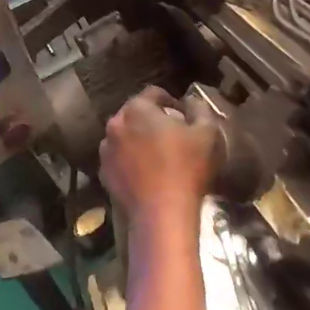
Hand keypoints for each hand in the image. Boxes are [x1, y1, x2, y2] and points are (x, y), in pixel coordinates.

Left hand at [99, 88, 219, 225]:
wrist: (162, 215)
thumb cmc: (186, 168)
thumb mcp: (206, 132)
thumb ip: (199, 108)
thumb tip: (191, 100)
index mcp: (137, 109)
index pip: (153, 93)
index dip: (171, 101)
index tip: (184, 116)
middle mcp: (115, 125)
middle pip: (136, 113)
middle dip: (152, 119)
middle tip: (173, 134)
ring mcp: (106, 151)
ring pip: (125, 136)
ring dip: (139, 139)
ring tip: (158, 154)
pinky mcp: (103, 175)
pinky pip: (119, 158)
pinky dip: (130, 159)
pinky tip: (146, 172)